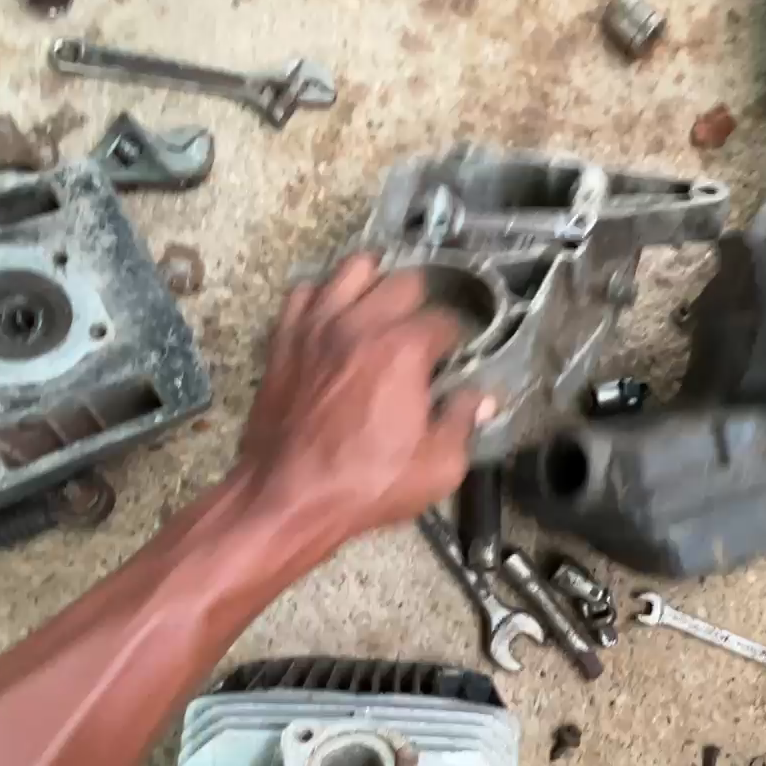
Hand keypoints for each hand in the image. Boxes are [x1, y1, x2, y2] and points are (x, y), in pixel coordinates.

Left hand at [237, 253, 491, 539]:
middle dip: (423, 304)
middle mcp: (360, 324)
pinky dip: (325, 295)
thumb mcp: (438, 466)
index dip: (458, 339)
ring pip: (353, 269)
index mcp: (403, 350)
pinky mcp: (284, 339)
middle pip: (404, 282)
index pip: (445, 321)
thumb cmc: (366, 484)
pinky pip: (305, 291)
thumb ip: (463, 423)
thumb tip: (481, 400)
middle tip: (425, 335)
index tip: (457, 358)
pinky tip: (335, 317)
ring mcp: (317, 326)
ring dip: (376, 283)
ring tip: (384, 309)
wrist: (287, 497)